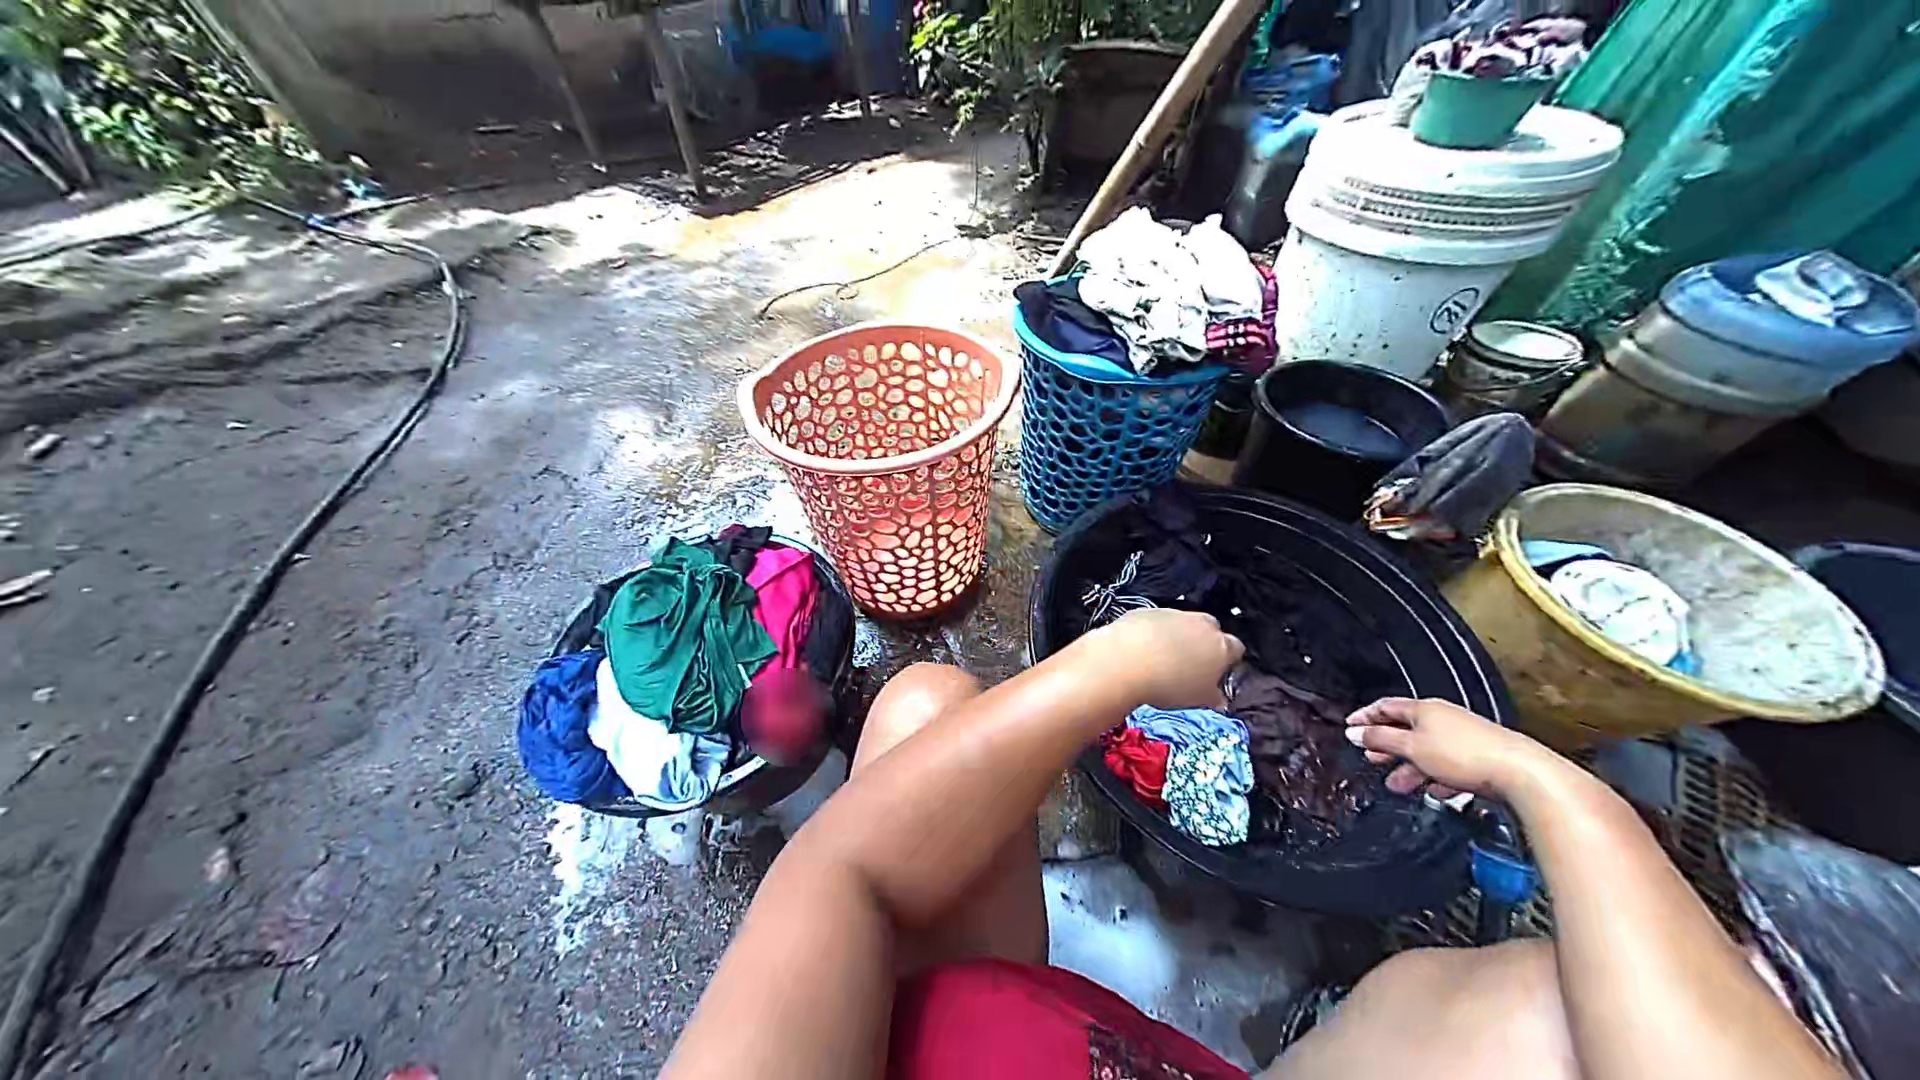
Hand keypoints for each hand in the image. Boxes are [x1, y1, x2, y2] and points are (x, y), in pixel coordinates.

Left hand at [1079, 608, 1244, 710]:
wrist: (1125, 662)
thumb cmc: (1169, 685)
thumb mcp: (1199, 700)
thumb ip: (1214, 697)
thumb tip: (1218, 698)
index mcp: (1222, 645)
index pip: (1236, 649)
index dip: (1227, 662)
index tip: (1215, 674)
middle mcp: (1202, 623)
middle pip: (1209, 631)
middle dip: (1202, 645)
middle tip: (1187, 666)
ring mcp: (1173, 613)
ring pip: (1182, 624)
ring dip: (1175, 637)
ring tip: (1160, 660)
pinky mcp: (1146, 610)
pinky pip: (1155, 622)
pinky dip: (1152, 632)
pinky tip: (1140, 649)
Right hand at [1344, 697, 1554, 799]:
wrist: (1523, 775)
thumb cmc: (1466, 755)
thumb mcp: (1411, 747)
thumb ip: (1380, 739)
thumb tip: (1355, 733)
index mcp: (1424, 709)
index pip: (1385, 707)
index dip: (1365, 717)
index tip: (1351, 727)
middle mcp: (1444, 718)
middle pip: (1406, 730)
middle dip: (1388, 747)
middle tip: (1373, 759)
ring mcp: (1464, 737)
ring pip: (1428, 751)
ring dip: (1410, 768)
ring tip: (1400, 785)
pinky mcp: (1482, 758)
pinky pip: (1450, 765)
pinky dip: (1437, 777)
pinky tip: (1435, 791)